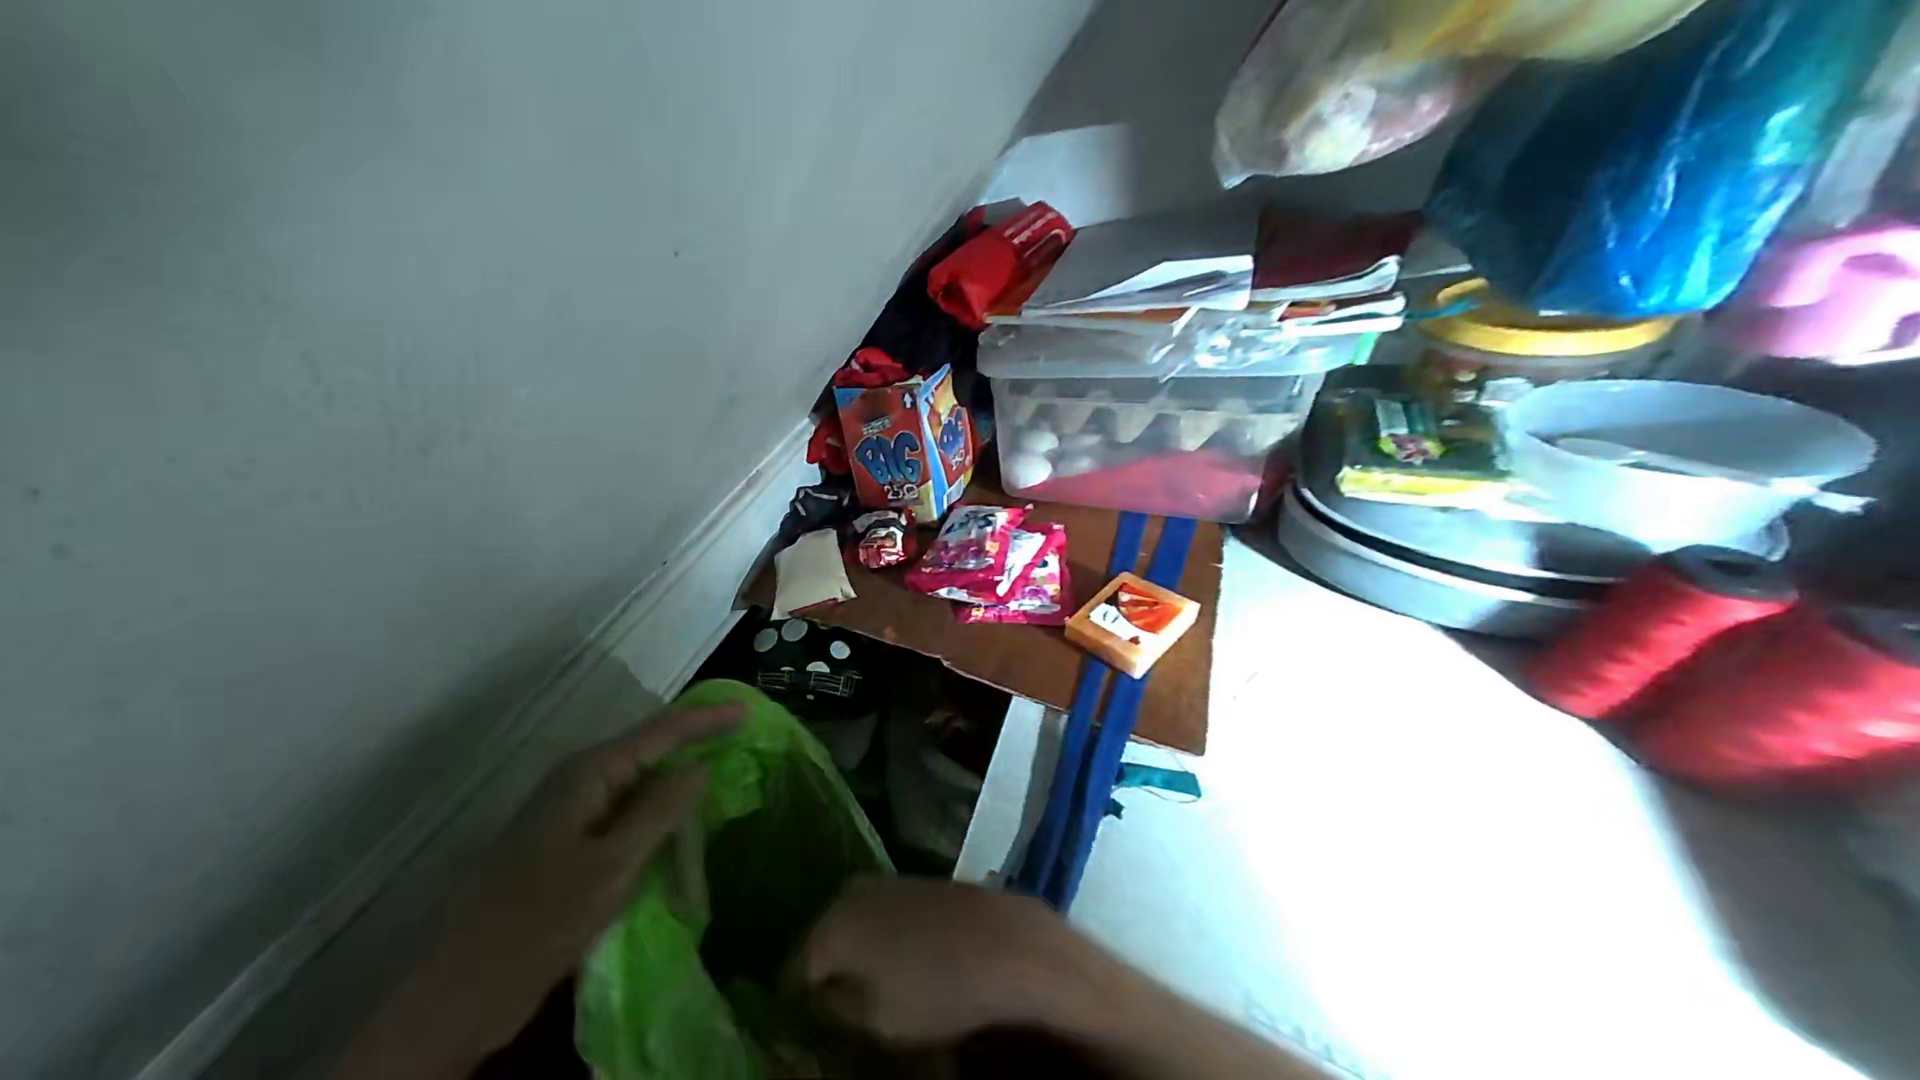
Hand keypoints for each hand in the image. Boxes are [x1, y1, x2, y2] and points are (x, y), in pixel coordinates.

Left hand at [356, 702, 742, 1074]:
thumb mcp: (612, 866)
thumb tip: (701, 767)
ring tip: (724, 764)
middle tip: (742, 735)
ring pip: (639, 778)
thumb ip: (660, 810)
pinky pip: (626, 807)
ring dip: (679, 771)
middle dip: (695, 737)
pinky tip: (682, 813)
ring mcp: (572, 810)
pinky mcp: (570, 839)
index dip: (706, 718)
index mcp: (587, 774)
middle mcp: (579, 780)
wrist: (464, 988)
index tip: (748, 710)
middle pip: (649, 746)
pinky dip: (659, 804)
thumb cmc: (540, 920)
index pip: (660, 731)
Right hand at [800, 876, 1122, 1046]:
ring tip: (875, 987)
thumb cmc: (935, 989)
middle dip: (830, 972)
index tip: (803, 1027)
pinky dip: (891, 938)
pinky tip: (910, 961)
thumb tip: (817, 1001)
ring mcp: (892, 881)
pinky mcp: (924, 881)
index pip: (795, 972)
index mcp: (832, 925)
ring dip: (862, 952)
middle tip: (838, 1009)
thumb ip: (833, 1010)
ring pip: (860, 924)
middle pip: (827, 941)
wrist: (1010, 944)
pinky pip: (891, 915)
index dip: (796, 1005)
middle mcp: (854, 892)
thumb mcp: (874, 1022)